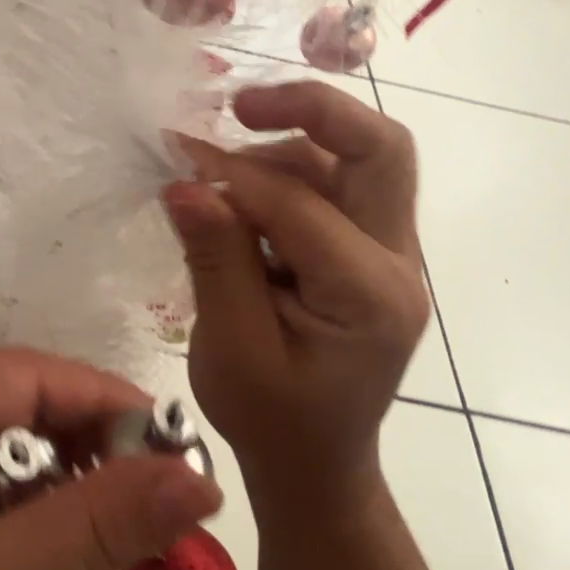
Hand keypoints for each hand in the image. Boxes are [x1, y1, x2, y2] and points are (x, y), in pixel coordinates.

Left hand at [0, 348, 222, 569]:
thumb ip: (96, 526)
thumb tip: (199, 477)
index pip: (28, 373)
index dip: (108, 405)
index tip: (182, 453)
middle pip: (9, 409)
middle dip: (79, 459)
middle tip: (146, 517)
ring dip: (46, 497)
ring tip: (89, 550)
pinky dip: (4, 520)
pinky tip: (28, 563)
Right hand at [164, 81, 428, 498]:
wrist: (315, 463)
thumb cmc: (270, 418)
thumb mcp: (231, 348)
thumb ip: (216, 259)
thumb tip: (184, 180)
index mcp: (371, 296)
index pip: (301, 204)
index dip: (231, 174)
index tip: (173, 154)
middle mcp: (397, 262)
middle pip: (380, 149)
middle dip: (311, 110)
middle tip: (239, 105)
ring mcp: (389, 254)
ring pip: (358, 159)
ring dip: (289, 144)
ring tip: (218, 168)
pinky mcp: (366, 251)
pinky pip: (336, 184)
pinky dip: (287, 170)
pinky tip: (239, 191)